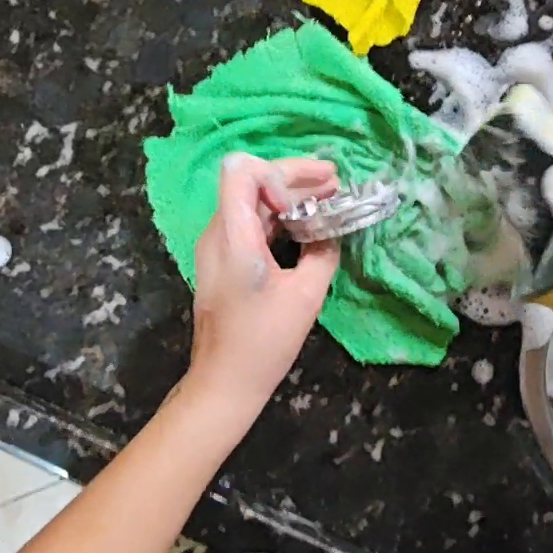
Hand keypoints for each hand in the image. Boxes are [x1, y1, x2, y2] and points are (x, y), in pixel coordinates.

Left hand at [180, 154, 340, 427]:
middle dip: (294, 178)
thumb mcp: (305, 296)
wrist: (223, 382)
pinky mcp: (223, 260)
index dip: (279, 174)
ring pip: (252, 201)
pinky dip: (279, 218)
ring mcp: (217, 245)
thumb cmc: (263, 340)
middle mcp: (218, 231)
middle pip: (251, 181)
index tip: (306, 200)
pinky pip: (250, 223)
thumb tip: (331, 232)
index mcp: (233, 234)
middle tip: (335, 183)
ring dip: (290, 197)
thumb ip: (321, 253)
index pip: (241, 170)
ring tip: (330, 200)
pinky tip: (308, 226)